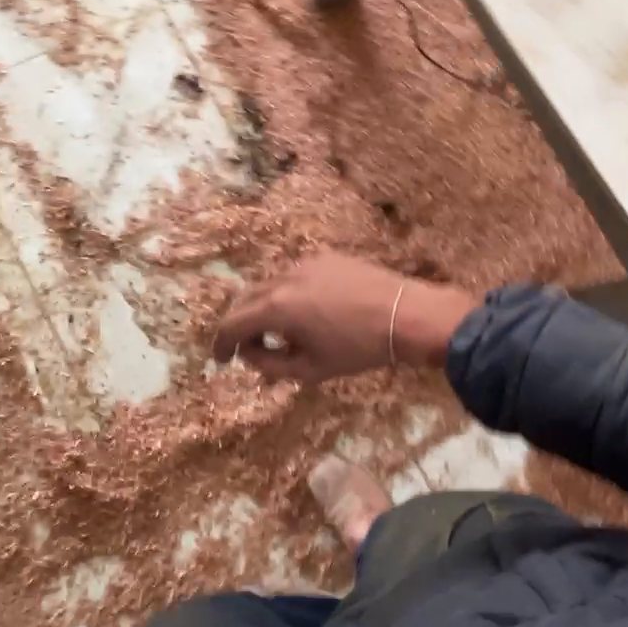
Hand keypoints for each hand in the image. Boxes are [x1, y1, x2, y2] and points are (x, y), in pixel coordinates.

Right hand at [210, 251, 477, 383]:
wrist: (406, 314)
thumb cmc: (359, 349)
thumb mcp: (310, 369)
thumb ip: (270, 365)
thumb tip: (250, 354)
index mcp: (277, 307)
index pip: (232, 324)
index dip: (221, 345)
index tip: (222, 360)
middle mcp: (285, 277)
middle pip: (247, 298)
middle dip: (240, 324)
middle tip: (246, 347)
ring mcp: (308, 262)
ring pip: (271, 283)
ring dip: (265, 306)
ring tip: (280, 332)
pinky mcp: (328, 256)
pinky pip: (296, 274)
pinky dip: (289, 292)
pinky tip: (305, 311)